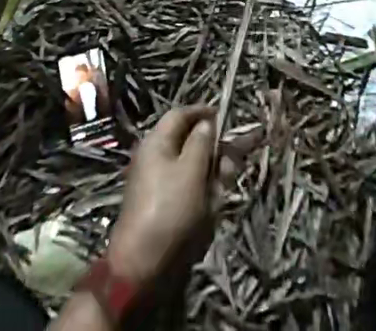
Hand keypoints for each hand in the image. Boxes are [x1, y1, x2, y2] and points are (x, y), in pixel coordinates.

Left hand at [105, 105, 218, 286]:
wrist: (143, 262)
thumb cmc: (169, 208)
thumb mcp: (191, 169)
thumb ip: (202, 142)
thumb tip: (206, 123)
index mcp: (157, 142)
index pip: (180, 115)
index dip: (202, 113)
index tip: (224, 117)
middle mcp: (155, 157)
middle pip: (188, 142)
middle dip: (213, 150)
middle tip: (232, 163)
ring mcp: (158, 182)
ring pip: (191, 167)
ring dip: (211, 174)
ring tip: (222, 189)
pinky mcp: (163, 204)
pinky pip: (187, 189)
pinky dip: (202, 193)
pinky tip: (211, 207)